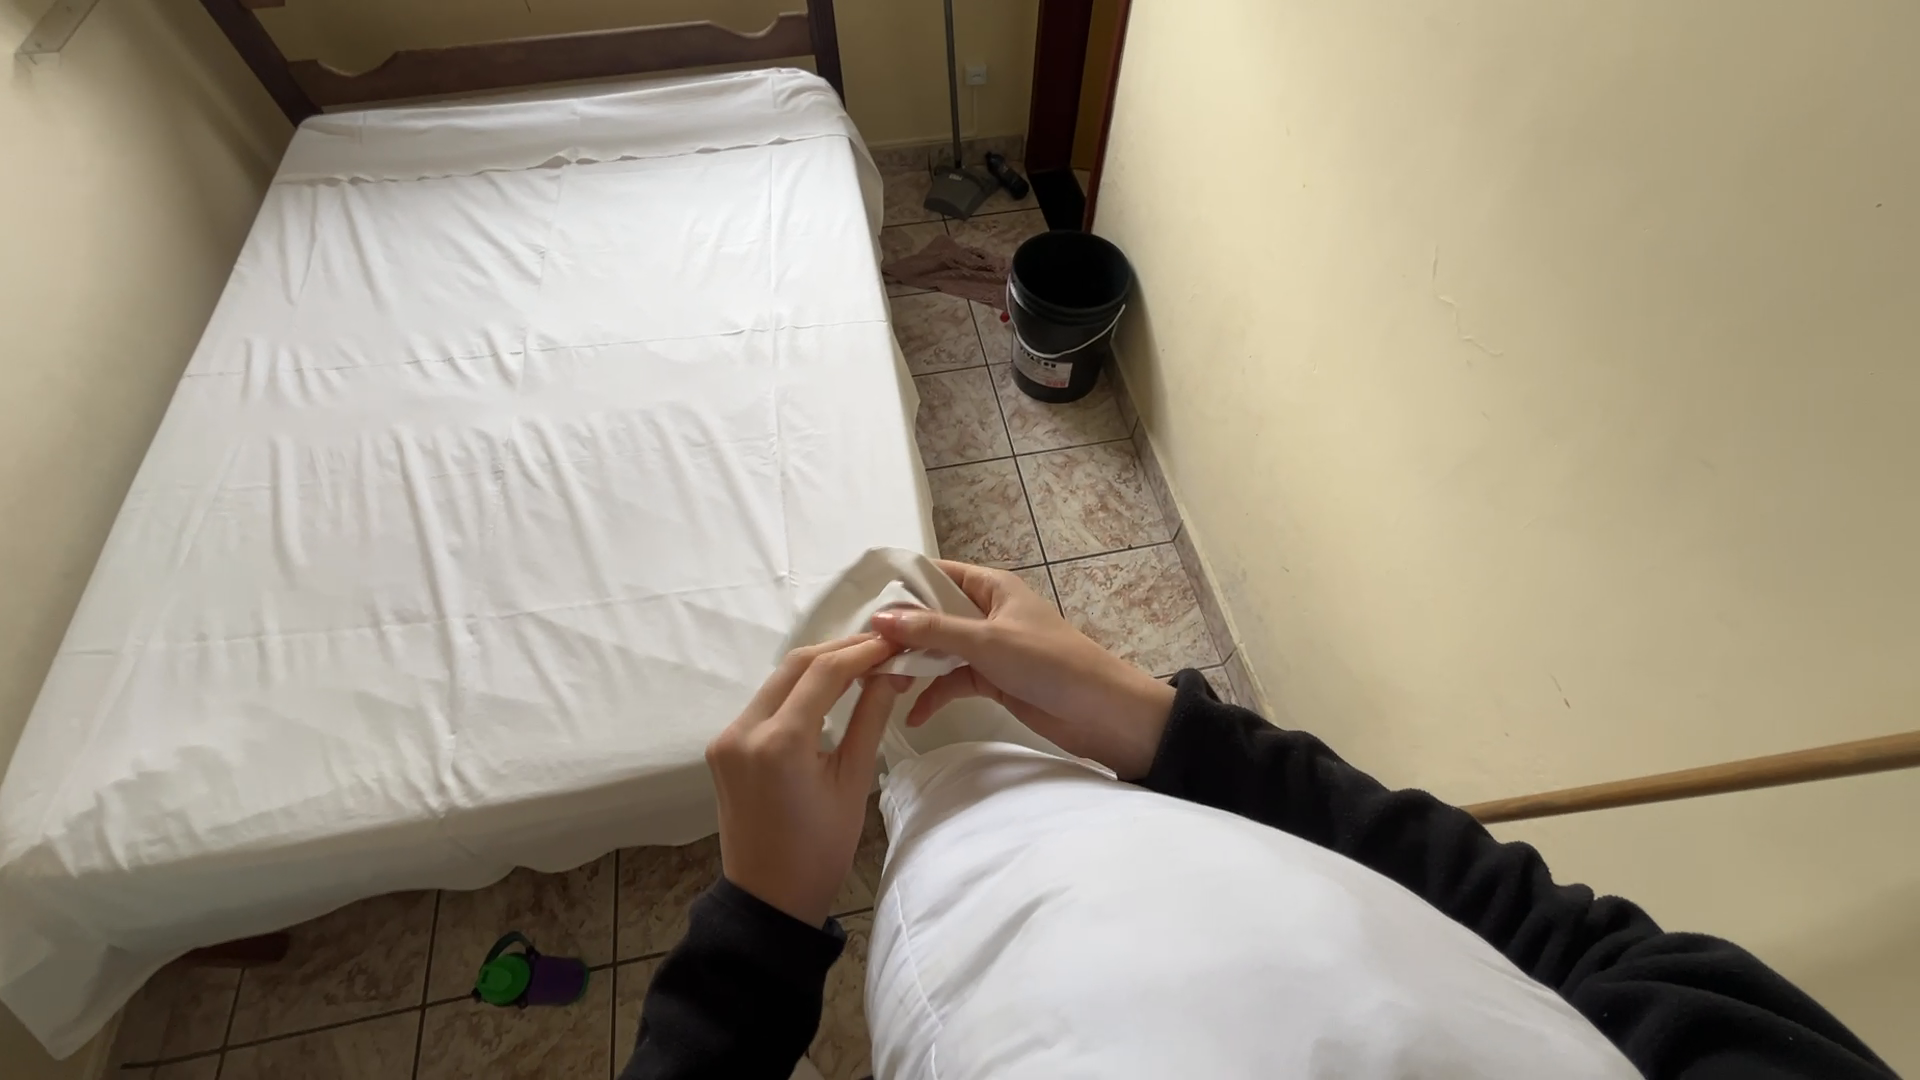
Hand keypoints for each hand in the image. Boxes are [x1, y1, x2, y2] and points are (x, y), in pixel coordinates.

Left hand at [707, 634, 906, 926]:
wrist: (769, 899)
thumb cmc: (821, 849)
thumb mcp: (855, 780)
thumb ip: (871, 716)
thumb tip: (893, 672)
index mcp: (779, 743)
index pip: (825, 671)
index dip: (864, 651)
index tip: (896, 644)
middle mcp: (744, 729)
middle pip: (797, 664)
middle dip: (843, 649)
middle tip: (883, 648)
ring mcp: (728, 736)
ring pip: (780, 678)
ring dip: (821, 665)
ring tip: (864, 663)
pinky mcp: (724, 745)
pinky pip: (767, 700)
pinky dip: (800, 688)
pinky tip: (830, 688)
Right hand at [870, 561, 1175, 779]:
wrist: (1101, 712)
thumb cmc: (1048, 661)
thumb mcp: (987, 641)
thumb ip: (932, 630)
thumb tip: (879, 617)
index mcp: (990, 587)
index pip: (937, 575)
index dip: (901, 585)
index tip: (861, 602)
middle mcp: (986, 612)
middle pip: (932, 615)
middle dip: (901, 633)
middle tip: (862, 651)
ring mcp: (988, 647)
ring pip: (939, 650)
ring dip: (914, 666)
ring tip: (881, 684)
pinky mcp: (992, 680)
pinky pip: (953, 681)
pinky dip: (934, 695)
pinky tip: (914, 715)